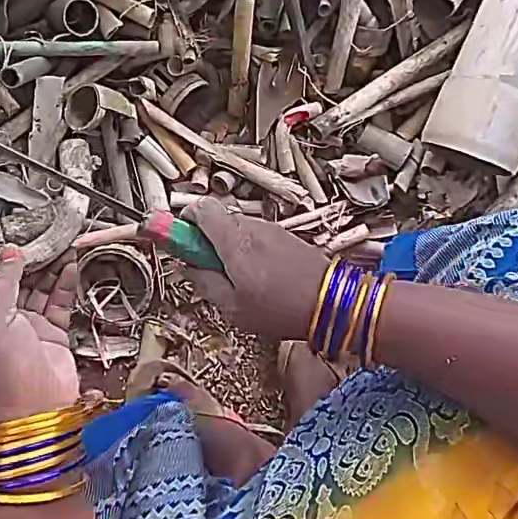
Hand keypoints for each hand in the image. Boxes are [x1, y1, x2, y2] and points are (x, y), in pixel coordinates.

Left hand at [0, 247, 80, 422]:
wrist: (36, 413)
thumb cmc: (3, 377)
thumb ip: (2, 284)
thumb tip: (8, 255)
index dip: (3, 261)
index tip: (18, 239)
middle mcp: (0, 325)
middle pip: (16, 283)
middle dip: (31, 261)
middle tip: (46, 238)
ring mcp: (27, 330)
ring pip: (39, 290)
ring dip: (50, 269)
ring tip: (62, 246)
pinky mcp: (51, 336)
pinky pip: (59, 304)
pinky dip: (65, 285)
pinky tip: (71, 268)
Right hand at [181, 199, 332, 339]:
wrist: (335, 304)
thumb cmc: (281, 309)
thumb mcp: (232, 308)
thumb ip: (204, 283)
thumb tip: (188, 268)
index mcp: (233, 241)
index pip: (200, 208)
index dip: (185, 219)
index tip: (182, 241)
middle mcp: (251, 227)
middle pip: (217, 219)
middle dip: (206, 239)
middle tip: (209, 268)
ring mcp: (271, 229)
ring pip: (237, 228)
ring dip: (228, 246)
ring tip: (239, 279)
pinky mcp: (286, 236)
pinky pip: (256, 236)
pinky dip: (249, 250)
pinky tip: (260, 277)